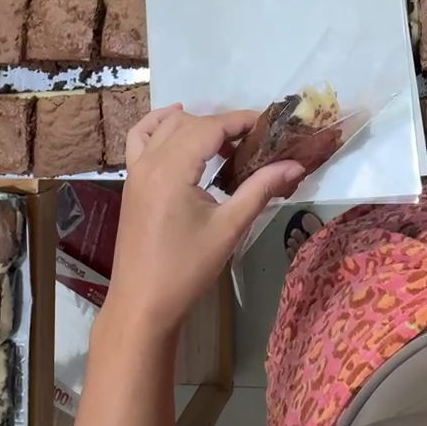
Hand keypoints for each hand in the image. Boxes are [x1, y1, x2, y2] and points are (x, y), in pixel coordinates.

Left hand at [106, 105, 306, 334]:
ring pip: (167, 126)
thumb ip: (260, 189)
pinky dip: (159, 124)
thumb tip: (295, 164)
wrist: (142, 305)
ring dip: (197, 125)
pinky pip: (140, 138)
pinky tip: (177, 123)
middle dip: (224, 125)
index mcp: (172, 169)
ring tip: (225, 146)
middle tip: (255, 143)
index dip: (241, 120)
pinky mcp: (131, 182)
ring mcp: (136, 170)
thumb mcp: (229, 228)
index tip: (269, 125)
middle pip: (191, 123)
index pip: (211, 127)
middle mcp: (150, 161)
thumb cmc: (186, 269)